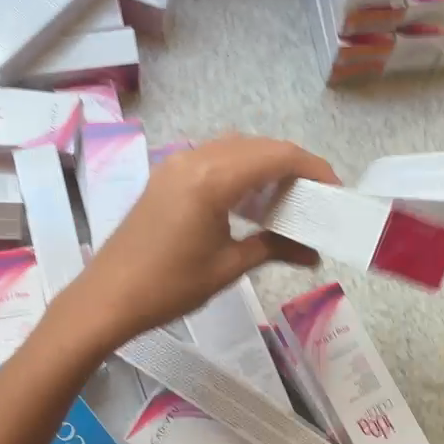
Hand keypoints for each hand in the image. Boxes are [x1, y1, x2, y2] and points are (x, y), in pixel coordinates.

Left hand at [68, 135, 337, 342]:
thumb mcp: (228, 267)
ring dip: (265, 165)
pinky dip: (239, 170)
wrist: (107, 298)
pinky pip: (213, 158)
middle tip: (316, 199)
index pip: (276, 156)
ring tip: (288, 200)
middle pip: (258, 146)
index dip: (313, 168)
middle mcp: (194, 159)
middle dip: (293, 167)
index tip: (335, 191)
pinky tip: (250, 200)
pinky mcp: (165, 176)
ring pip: (235, 148)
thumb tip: (313, 253)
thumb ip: (274, 248)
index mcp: (212, 179)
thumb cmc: (168, 287)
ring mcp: (176, 164)